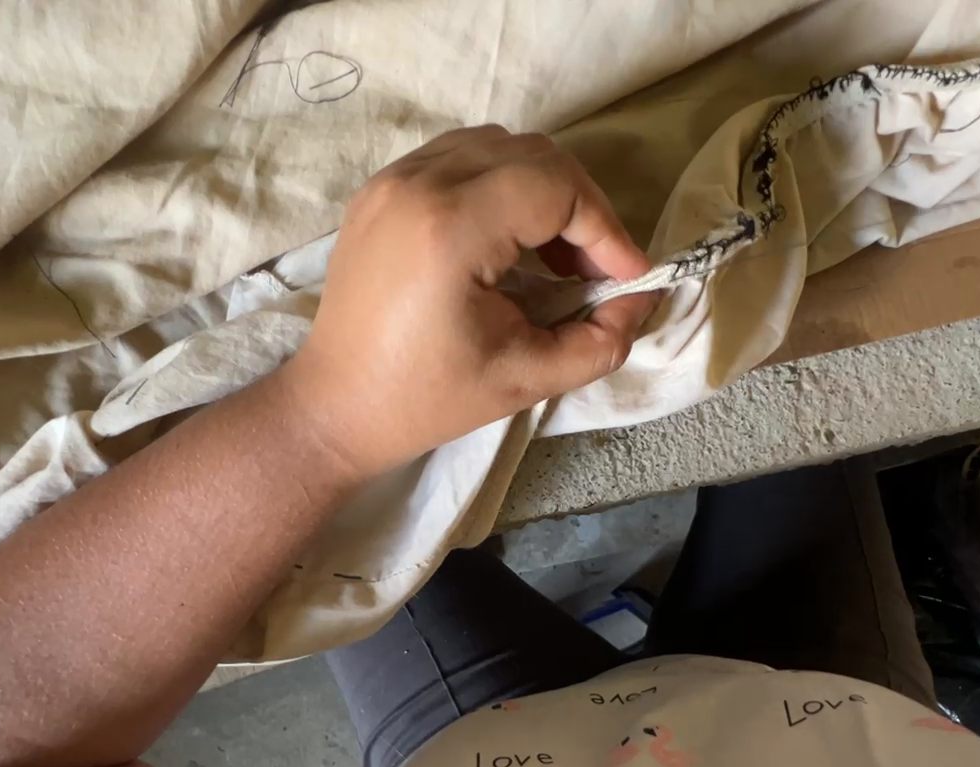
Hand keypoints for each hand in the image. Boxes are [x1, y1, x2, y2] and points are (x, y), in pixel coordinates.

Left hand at [276, 125, 657, 478]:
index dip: (606, 231)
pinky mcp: (380, 190)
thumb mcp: (526, 380)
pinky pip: (460, 159)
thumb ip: (600, 341)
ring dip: (543, 192)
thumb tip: (641, 299)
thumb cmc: (429, 401)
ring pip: (498, 147)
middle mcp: (418, 183)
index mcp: (450, 227)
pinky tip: (510, 242)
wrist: (339, 407)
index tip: (628, 278)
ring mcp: (392, 180)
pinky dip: (501, 188)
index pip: (556, 188)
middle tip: (596, 271)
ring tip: (558, 257)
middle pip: (533, 155)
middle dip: (582, 208)